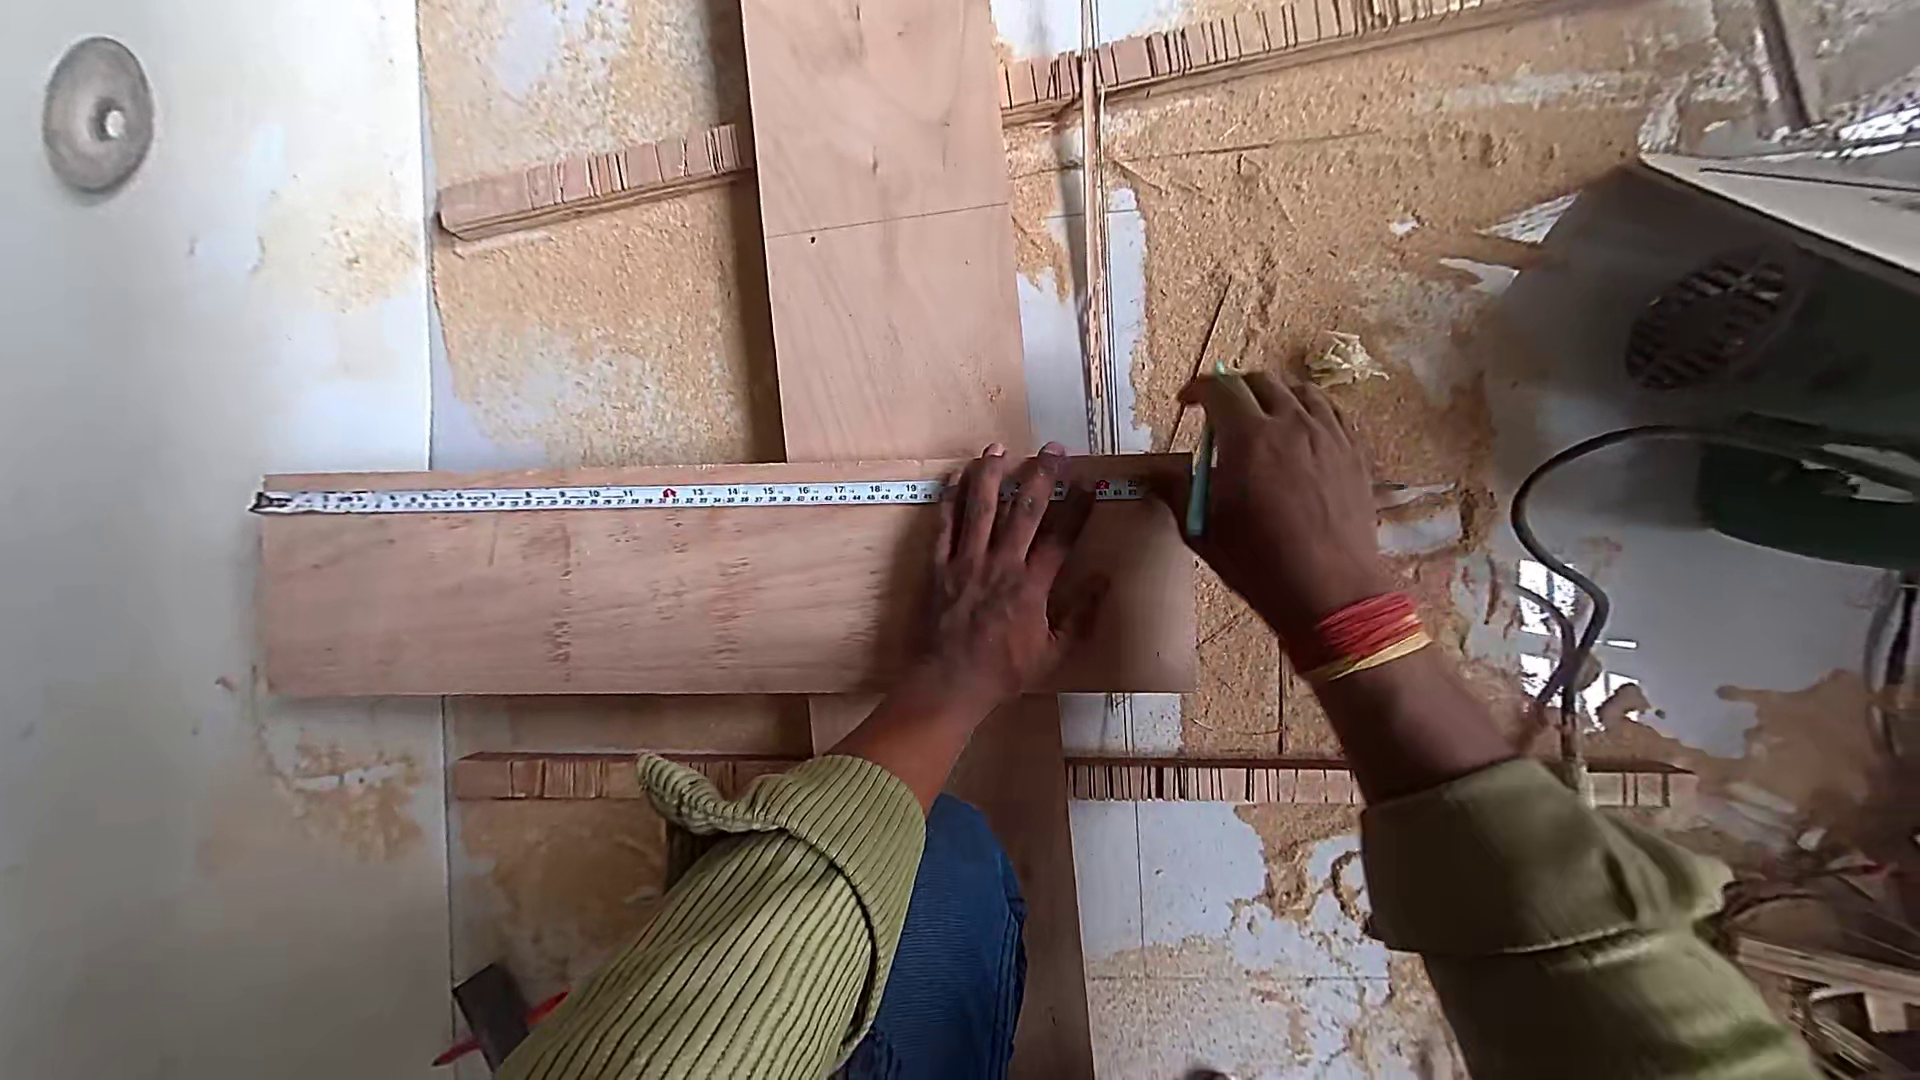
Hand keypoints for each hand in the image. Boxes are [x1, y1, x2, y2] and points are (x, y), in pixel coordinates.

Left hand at [915, 441, 1098, 709]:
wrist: (949, 682)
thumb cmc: (1004, 671)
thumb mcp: (1054, 653)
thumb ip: (1082, 617)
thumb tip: (1105, 581)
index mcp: (1031, 585)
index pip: (1061, 536)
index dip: (1078, 507)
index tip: (1090, 483)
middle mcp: (1000, 564)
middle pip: (1024, 510)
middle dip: (1042, 476)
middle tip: (1053, 450)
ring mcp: (966, 561)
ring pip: (980, 508)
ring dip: (991, 475)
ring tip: (998, 448)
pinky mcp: (939, 566)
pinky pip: (943, 526)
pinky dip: (948, 499)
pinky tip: (954, 477)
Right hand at [1177, 372, 1387, 639]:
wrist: (1329, 589)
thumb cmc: (1257, 561)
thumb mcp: (1202, 529)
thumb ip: (1177, 491)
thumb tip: (1153, 474)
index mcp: (1248, 438)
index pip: (1220, 388)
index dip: (1197, 389)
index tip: (1186, 402)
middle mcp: (1291, 424)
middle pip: (1259, 382)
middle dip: (1232, 388)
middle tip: (1218, 411)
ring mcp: (1329, 435)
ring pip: (1299, 391)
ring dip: (1271, 395)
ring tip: (1258, 417)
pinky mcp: (1353, 452)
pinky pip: (1329, 412)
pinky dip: (1305, 410)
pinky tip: (1297, 431)